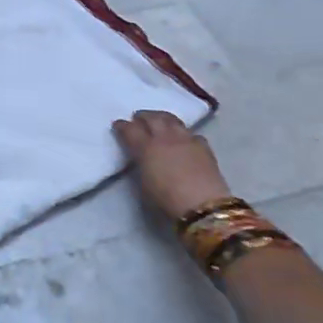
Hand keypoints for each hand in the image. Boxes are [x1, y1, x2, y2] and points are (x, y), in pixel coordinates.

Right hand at [111, 109, 232, 220]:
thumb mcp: (142, 182)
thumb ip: (140, 163)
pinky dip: (184, 133)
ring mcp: (187, 141)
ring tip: (159, 120)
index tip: (118, 125)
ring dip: (163, 118)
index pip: (130, 130)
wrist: (203, 206)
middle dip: (143, 116)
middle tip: (138, 117)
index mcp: (145, 147)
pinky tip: (184, 139)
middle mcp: (165, 138)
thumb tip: (140, 156)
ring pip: (173, 120)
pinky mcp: (204, 148)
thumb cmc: (165, 199)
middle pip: (153, 118)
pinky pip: (191, 133)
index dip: (122, 126)